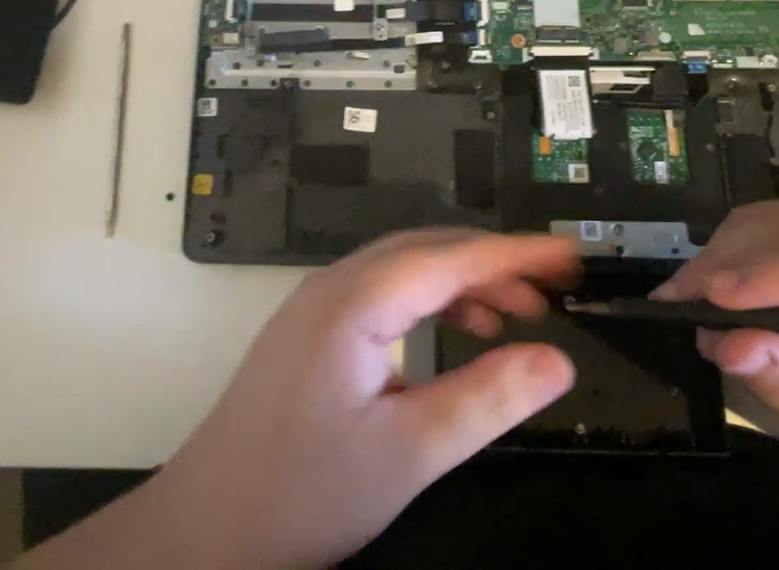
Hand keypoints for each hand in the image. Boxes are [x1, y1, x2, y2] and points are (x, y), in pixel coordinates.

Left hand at [148, 229, 579, 567]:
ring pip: (404, 270)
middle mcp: (333, 286)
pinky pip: (382, 294)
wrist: (206, 526)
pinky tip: (455, 333)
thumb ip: (487, 399)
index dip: (517, 253)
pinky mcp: (310, 331)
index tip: (571, 255)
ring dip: (462, 282)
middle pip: (427, 252)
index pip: (452, 257)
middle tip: (554, 290)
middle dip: (494, 263)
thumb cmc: (306, 490)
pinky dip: (429, 303)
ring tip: (516, 313)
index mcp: (356, 301)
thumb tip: (559, 361)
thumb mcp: (410, 453)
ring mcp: (316, 305)